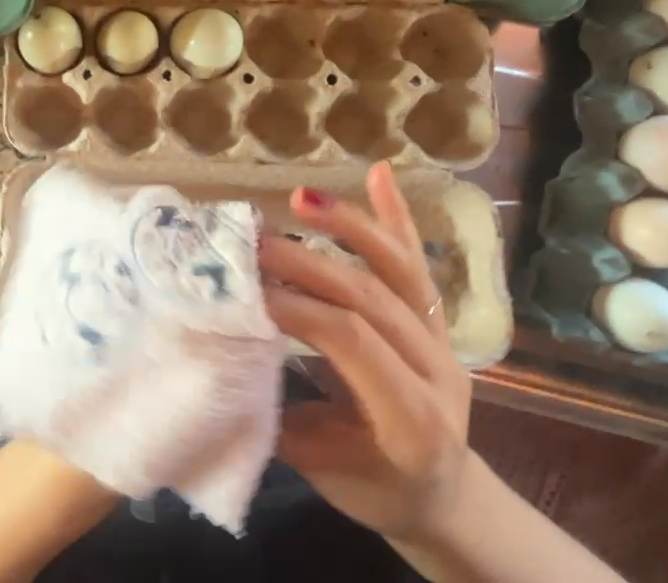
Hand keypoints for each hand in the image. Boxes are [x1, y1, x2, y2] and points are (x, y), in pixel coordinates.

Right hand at [258, 161, 476, 542]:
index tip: (245, 293)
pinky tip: (378, 172)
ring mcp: (444, 339)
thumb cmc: (378, 490)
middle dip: (307, 264)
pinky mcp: (438, 319)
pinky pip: (416, 263)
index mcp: (412, 417)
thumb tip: (223, 358)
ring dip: (347, 227)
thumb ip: (280, 420)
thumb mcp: (324, 472)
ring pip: (399, 271)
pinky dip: (396, 217)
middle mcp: (438, 370)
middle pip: (371, 297)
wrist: (445, 495)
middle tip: (251, 243)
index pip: (351, 342)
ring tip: (301, 197)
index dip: (297, 309)